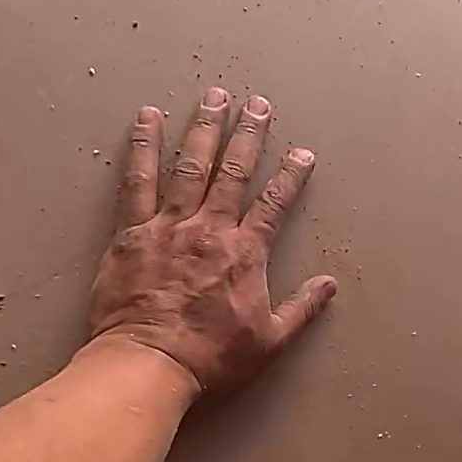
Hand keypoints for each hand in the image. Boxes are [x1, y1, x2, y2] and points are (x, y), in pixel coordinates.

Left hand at [87, 87, 338, 393]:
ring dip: (204, 128)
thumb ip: (302, 308)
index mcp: (244, 254)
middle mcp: (209, 230)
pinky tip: (147, 119)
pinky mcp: (132, 233)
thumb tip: (329, 285)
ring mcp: (169, 226)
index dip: (291, 176)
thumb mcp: (269, 341)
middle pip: (234, 172)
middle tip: (258, 104)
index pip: (274, 204)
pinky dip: (143, 147)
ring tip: (213, 97)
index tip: (302, 154)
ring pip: (190, 166)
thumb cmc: (210, 358)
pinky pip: (137, 181)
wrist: (150, 364)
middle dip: (249, 135)